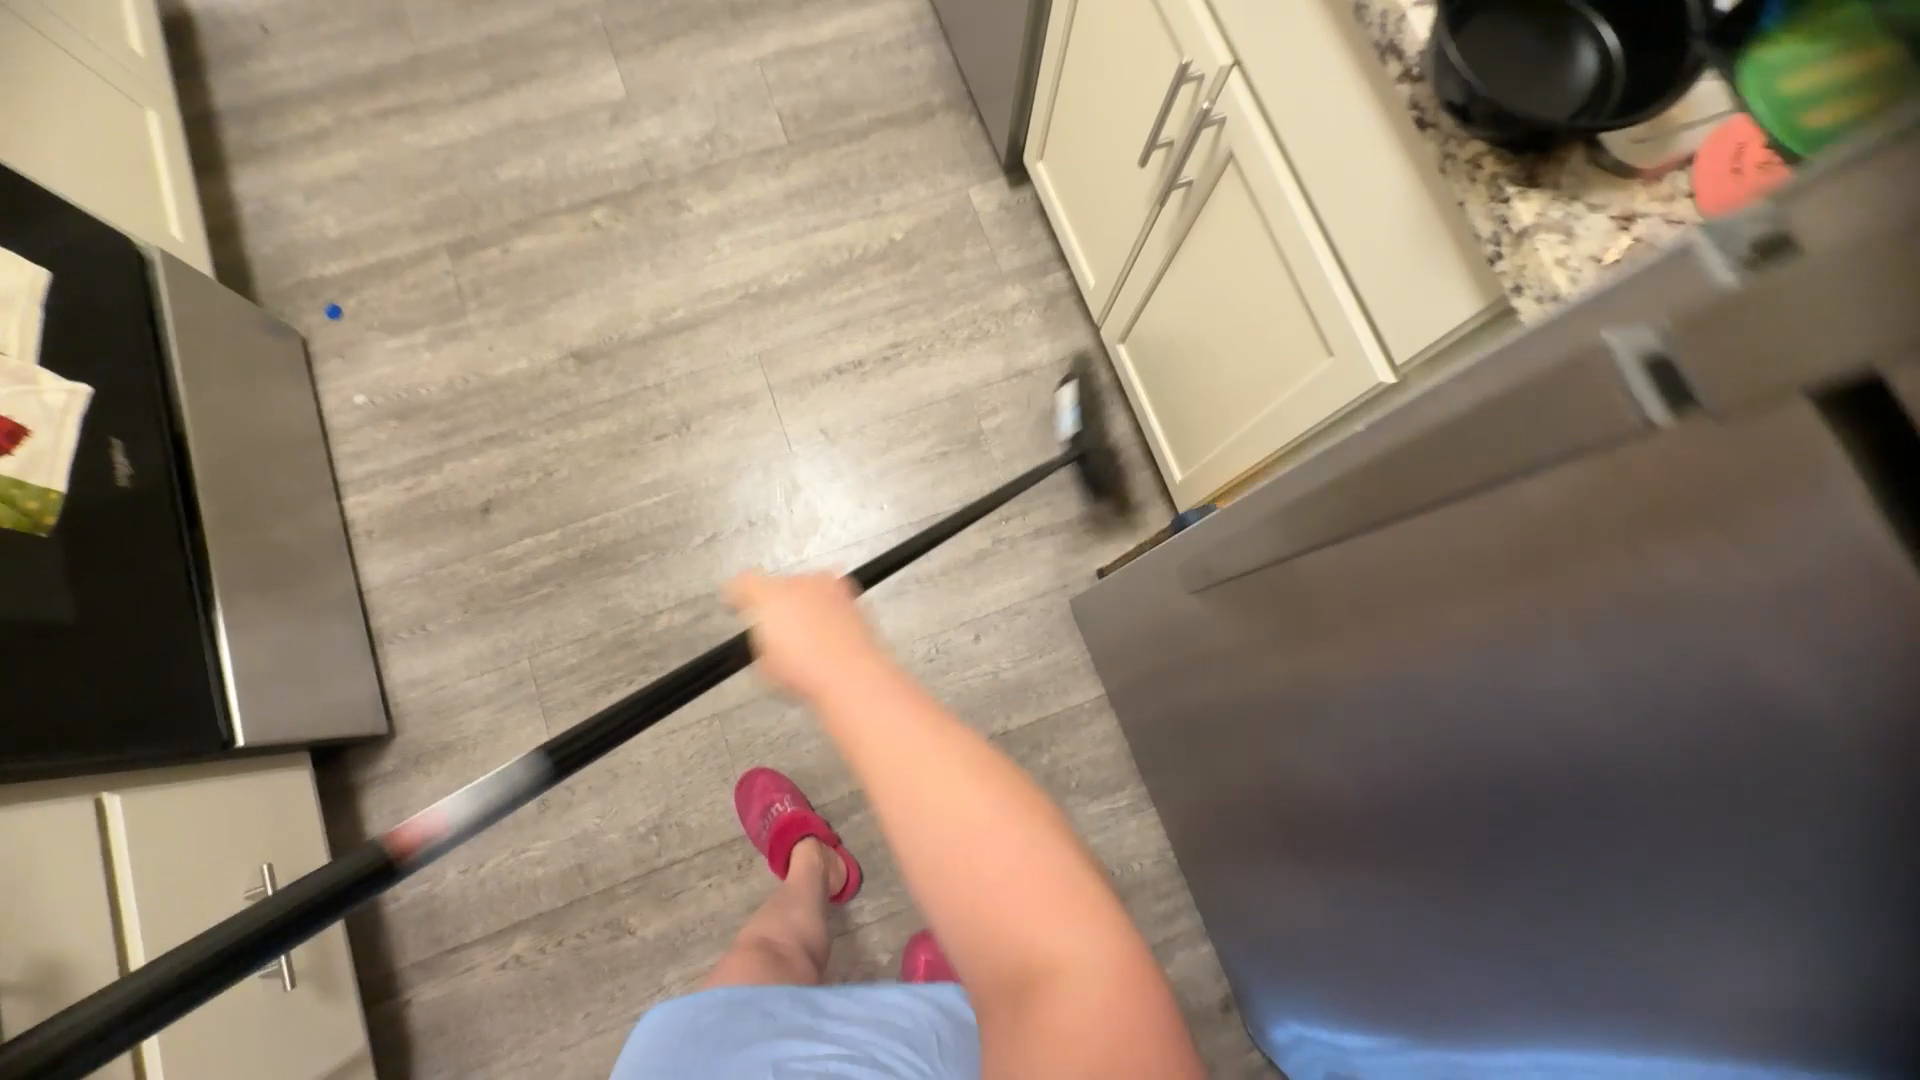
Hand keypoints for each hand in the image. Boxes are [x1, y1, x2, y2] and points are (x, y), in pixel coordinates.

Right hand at [724, 570, 890, 700]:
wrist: (852, 674)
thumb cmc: (802, 671)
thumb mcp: (765, 663)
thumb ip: (761, 639)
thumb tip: (767, 636)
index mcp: (769, 594)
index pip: (743, 583)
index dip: (736, 594)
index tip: (735, 603)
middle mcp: (799, 582)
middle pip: (779, 584)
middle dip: (775, 601)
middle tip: (777, 627)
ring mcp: (830, 586)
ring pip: (808, 588)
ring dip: (803, 602)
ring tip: (806, 631)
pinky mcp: (852, 597)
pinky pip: (831, 598)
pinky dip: (827, 609)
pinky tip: (828, 632)